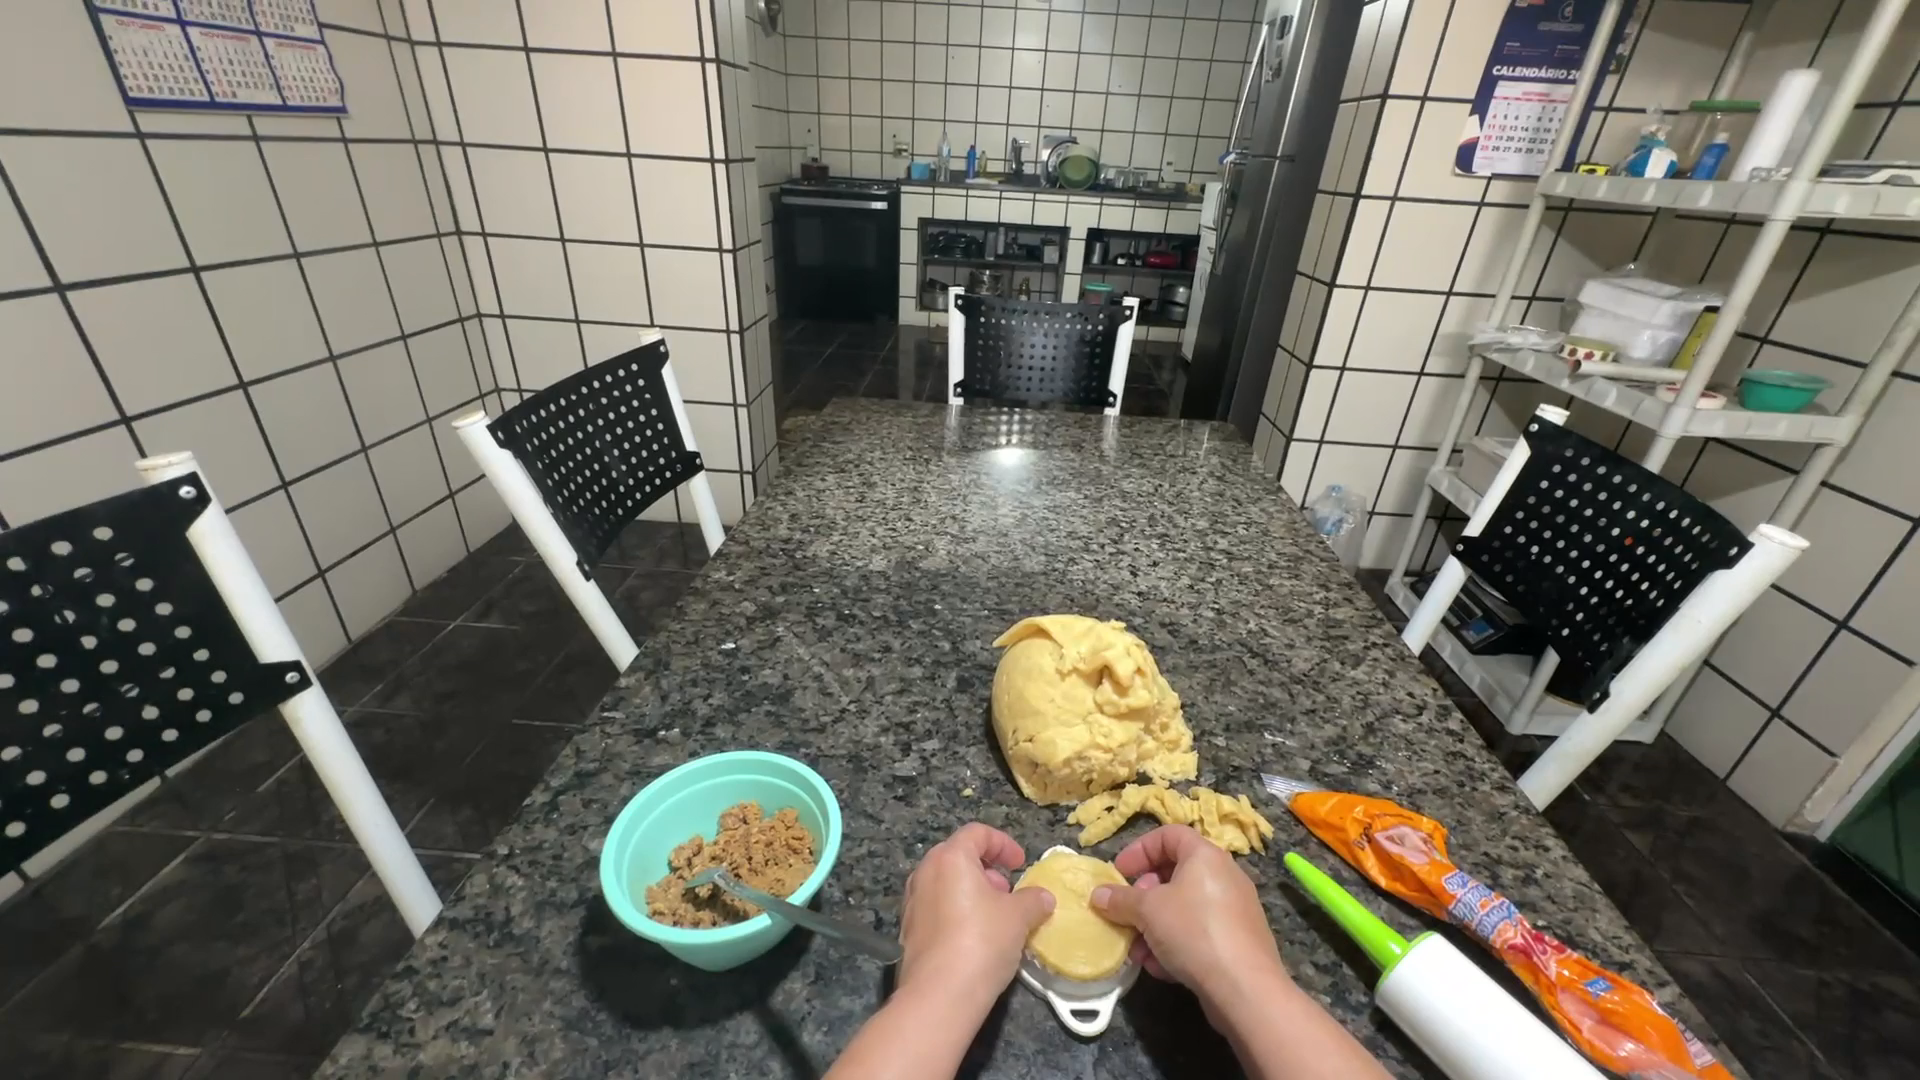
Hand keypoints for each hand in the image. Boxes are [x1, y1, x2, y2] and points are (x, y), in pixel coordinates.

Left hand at [897, 823, 1055, 1010]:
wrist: (939, 996)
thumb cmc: (981, 942)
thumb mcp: (1018, 918)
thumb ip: (1033, 901)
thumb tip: (1044, 898)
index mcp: (950, 858)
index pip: (977, 833)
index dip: (1003, 843)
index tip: (1020, 864)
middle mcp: (925, 872)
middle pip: (958, 856)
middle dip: (987, 869)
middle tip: (1007, 892)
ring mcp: (913, 901)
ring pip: (945, 882)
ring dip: (971, 891)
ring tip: (994, 916)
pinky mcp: (908, 930)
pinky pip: (936, 907)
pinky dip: (956, 911)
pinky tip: (974, 938)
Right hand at [1091, 825, 1287, 1010]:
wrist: (1247, 991)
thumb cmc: (1194, 931)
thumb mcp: (1147, 911)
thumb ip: (1120, 899)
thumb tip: (1098, 895)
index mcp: (1205, 856)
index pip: (1168, 834)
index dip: (1139, 849)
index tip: (1120, 872)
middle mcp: (1224, 876)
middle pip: (1175, 873)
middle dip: (1144, 896)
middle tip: (1128, 913)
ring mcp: (1234, 910)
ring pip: (1184, 908)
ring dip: (1155, 926)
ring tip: (1137, 950)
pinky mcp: (1238, 942)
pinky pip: (1199, 932)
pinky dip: (1176, 944)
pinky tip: (1160, 967)